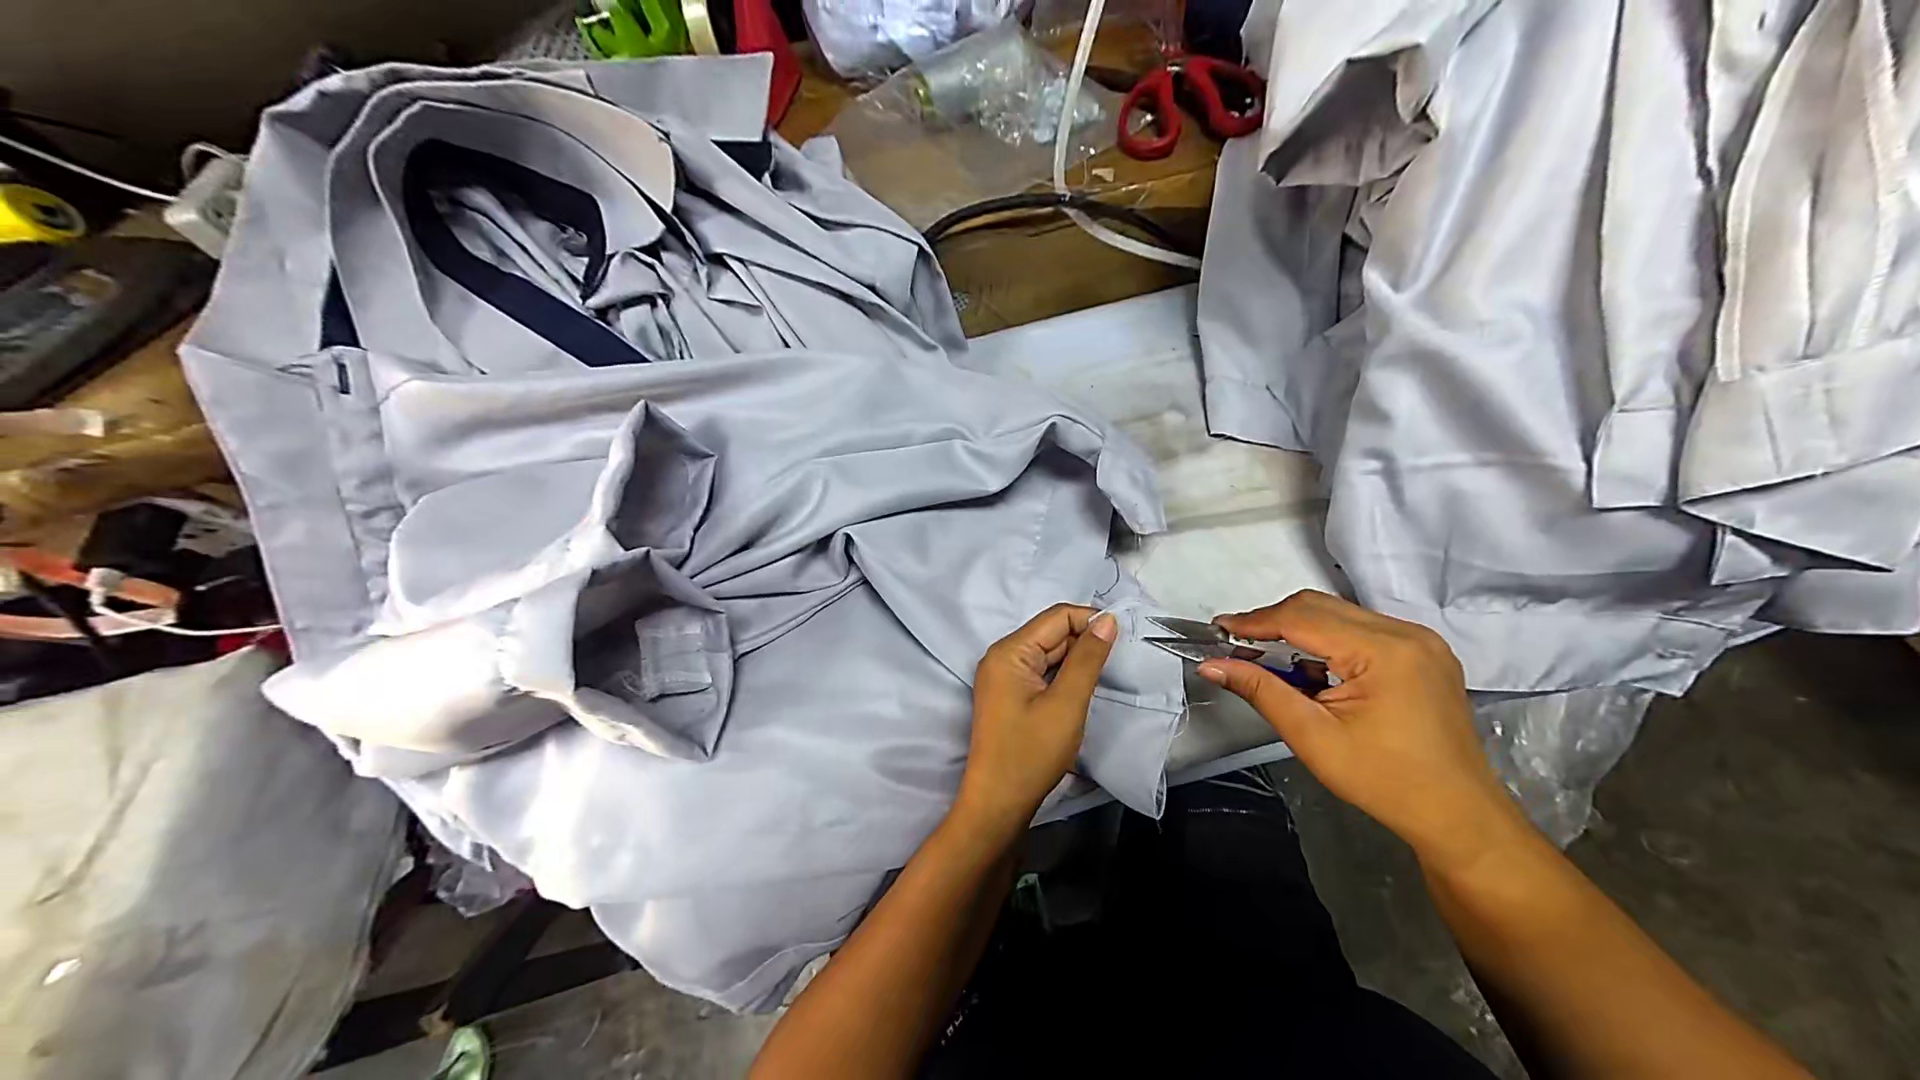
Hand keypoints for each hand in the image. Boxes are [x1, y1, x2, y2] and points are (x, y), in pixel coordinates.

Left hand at [955, 604, 1117, 836]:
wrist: (998, 802)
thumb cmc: (1031, 753)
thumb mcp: (1067, 703)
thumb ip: (1088, 658)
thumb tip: (1107, 621)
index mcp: (1009, 651)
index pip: (1056, 617)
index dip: (1091, 621)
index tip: (1123, 638)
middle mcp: (1002, 656)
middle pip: (1051, 633)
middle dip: (1085, 641)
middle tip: (1119, 661)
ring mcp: (1003, 676)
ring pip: (1049, 653)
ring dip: (1076, 660)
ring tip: (1105, 676)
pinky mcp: (1009, 694)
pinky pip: (1041, 671)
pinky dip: (1064, 675)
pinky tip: (1082, 689)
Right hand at [1197, 590, 1528, 868]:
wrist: (1457, 815)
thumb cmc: (1385, 780)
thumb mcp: (1312, 736)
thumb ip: (1261, 691)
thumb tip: (1213, 665)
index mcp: (1385, 651)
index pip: (1303, 617)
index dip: (1255, 621)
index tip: (1219, 630)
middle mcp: (1407, 634)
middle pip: (1321, 606)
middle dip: (1274, 621)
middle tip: (1238, 645)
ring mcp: (1421, 641)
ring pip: (1340, 614)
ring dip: (1299, 629)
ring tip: (1269, 658)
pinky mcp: (1424, 653)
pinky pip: (1362, 629)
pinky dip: (1328, 640)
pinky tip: (1312, 668)